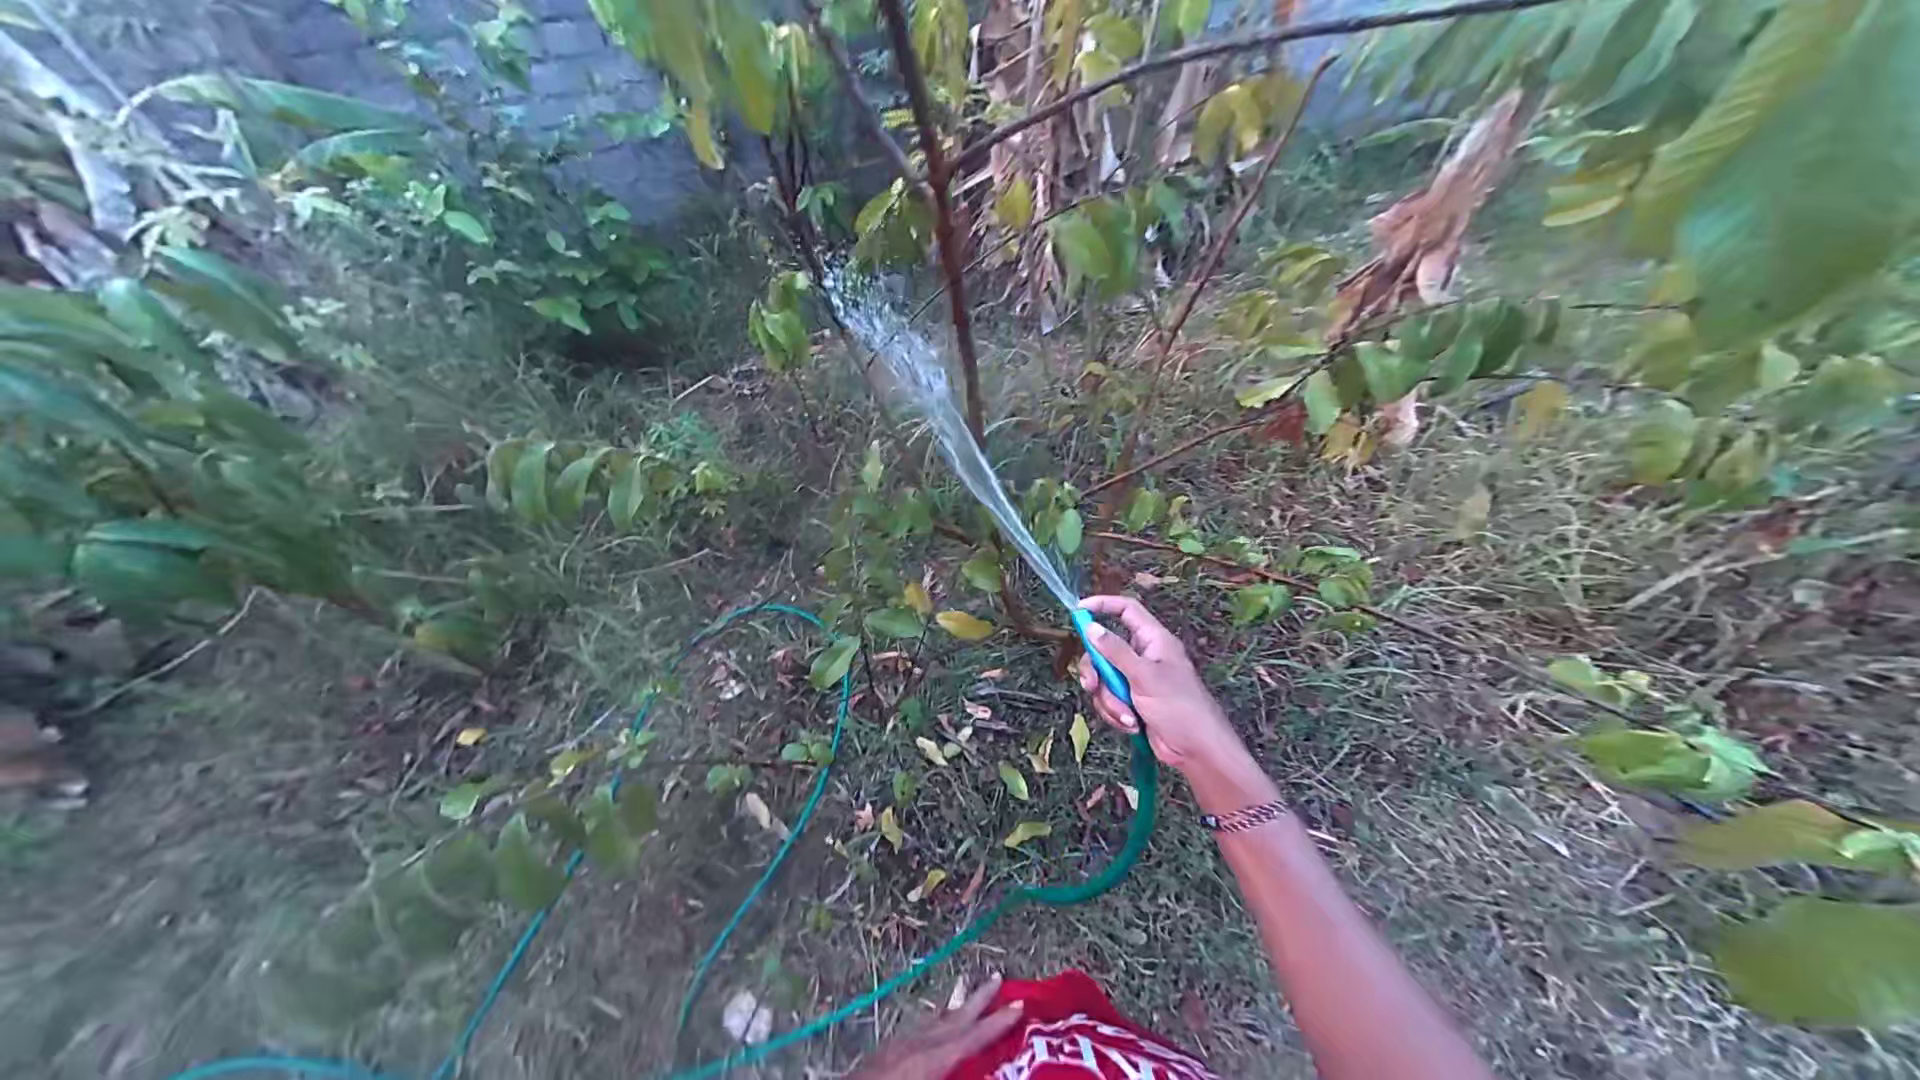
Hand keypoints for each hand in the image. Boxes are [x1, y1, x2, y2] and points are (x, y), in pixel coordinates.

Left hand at [845, 975, 1023, 1079]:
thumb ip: (960, 1075)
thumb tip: (985, 1071)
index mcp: (931, 1061)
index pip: (971, 1038)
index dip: (997, 1023)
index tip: (1019, 1004)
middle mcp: (918, 1045)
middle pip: (955, 1019)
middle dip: (978, 999)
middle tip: (998, 976)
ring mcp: (901, 1045)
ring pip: (936, 1020)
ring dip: (956, 1006)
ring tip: (968, 986)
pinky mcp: (888, 1051)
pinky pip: (921, 1028)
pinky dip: (935, 1019)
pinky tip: (936, 1022)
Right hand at [1075, 595, 1251, 779]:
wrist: (1196, 750)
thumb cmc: (1179, 707)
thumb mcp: (1144, 676)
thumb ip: (1115, 651)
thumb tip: (1091, 627)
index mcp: (1153, 640)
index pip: (1126, 610)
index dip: (1103, 605)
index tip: (1079, 610)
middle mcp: (1143, 656)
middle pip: (1104, 650)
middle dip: (1097, 672)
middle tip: (1093, 685)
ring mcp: (1136, 679)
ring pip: (1104, 679)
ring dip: (1110, 699)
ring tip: (1127, 715)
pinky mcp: (1132, 701)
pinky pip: (1109, 698)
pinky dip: (1115, 712)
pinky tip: (1131, 724)